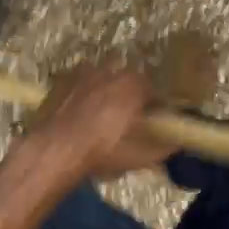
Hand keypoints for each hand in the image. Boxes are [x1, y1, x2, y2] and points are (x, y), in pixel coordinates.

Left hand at [27, 66, 175, 178]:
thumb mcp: (138, 158)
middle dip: (129, 92)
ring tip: (100, 110)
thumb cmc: (101, 152)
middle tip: (125, 114)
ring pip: (103, 74)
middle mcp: (112, 71)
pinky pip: (81, 78)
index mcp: (134, 87)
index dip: (153, 104)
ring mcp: (85, 71)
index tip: (150, 119)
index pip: (153, 90)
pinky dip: (84, 88)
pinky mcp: (64, 77)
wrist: (55, 148)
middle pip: (128, 78)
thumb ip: (162, 149)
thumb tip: (174, 145)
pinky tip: (79, 107)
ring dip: (106, 86)